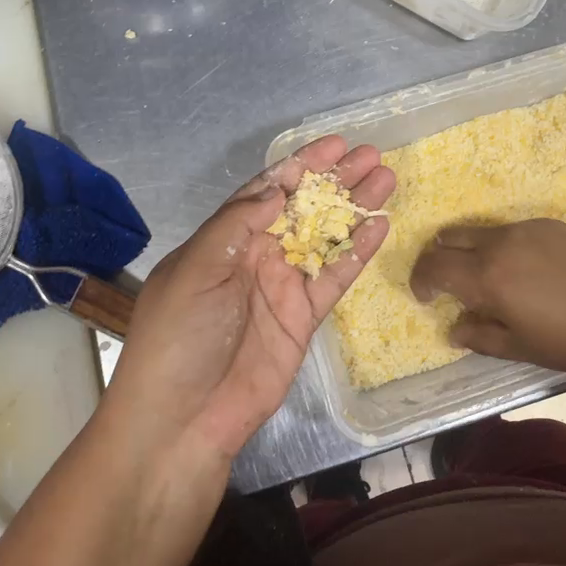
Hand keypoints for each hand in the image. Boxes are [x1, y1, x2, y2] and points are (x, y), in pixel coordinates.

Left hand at [106, 136, 394, 459]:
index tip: (334, 145)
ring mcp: (281, 286)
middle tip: (372, 155)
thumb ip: (237, 224)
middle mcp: (255, 255)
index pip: (266, 191)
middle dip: (335, 181)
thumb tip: (276, 185)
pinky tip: (379, 227)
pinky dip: (356, 253)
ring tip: (386, 180)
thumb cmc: (179, 337)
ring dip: (354, 209)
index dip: (300, 166)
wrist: (183, 419)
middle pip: (302, 208)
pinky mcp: (303, 317)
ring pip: (325, 237)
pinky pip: (334, 277)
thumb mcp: (196, 269)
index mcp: (223, 239)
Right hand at [409, 219, 565, 383]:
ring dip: (469, 251)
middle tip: (446, 284)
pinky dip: (499, 246)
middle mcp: (500, 242)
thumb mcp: (522, 348)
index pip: (434, 266)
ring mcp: (528, 228)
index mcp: (487, 276)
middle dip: (438, 259)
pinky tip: (524, 272)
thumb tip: (454, 328)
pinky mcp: (552, 224)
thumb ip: (480, 335)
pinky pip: (510, 229)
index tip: (425, 298)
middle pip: (449, 238)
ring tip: (486, 279)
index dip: (421, 280)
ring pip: (480, 231)